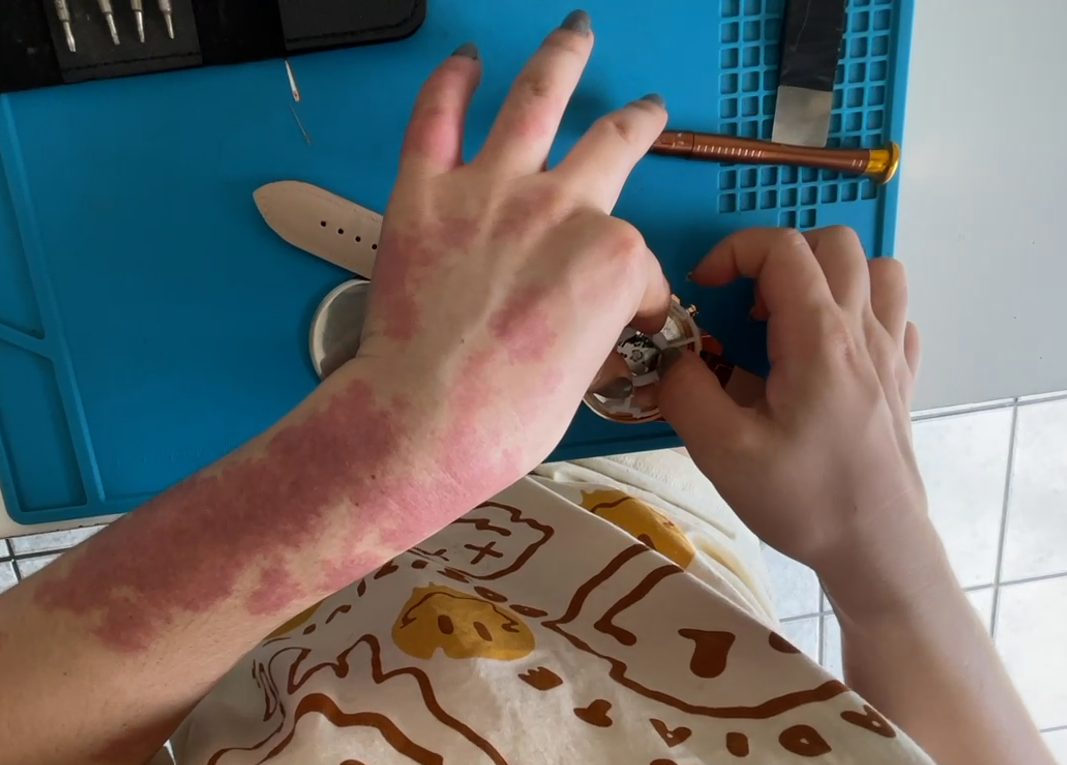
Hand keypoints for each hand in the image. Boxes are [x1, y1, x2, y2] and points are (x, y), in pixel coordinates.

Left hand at [349, 15, 671, 494]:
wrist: (424, 425)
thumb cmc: (501, 422)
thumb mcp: (578, 384)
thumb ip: (592, 335)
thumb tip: (591, 330)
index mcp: (609, 259)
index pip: (636, 262)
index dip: (636, 292)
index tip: (627, 312)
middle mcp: (558, 208)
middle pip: (610, 146)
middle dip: (634, 125)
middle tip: (642, 112)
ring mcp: (489, 193)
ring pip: (536, 97)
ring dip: (560, 58)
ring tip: (573, 34)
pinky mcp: (424, 196)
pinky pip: (436, 117)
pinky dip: (450, 81)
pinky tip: (464, 61)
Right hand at [658, 227, 950, 614]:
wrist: (876, 545)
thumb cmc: (802, 498)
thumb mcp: (722, 451)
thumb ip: (686, 392)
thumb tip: (670, 359)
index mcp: (818, 337)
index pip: (782, 248)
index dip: (732, 252)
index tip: (702, 290)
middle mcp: (863, 330)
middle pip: (834, 244)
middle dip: (778, 256)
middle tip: (744, 306)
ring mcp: (892, 354)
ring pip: (877, 269)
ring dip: (828, 274)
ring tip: (789, 318)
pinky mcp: (902, 380)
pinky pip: (894, 315)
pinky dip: (860, 310)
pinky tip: (830, 349)